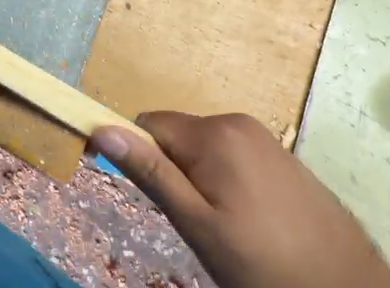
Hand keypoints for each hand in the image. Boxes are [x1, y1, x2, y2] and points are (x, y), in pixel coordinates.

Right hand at [91, 113, 389, 287]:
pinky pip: (237, 161)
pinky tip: (255, 224)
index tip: (158, 199)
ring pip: (207, 151)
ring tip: (230, 227)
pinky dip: (233, 185)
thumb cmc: (265, 265)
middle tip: (200, 221)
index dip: (143, 159)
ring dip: (204, 180)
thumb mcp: (197, 225)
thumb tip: (100, 128)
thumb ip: (150, 172)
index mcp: (215, 133)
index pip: (147, 125)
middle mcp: (241, 124)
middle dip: (177, 172)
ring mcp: (270, 142)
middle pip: (178, 137)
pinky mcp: (290, 163)